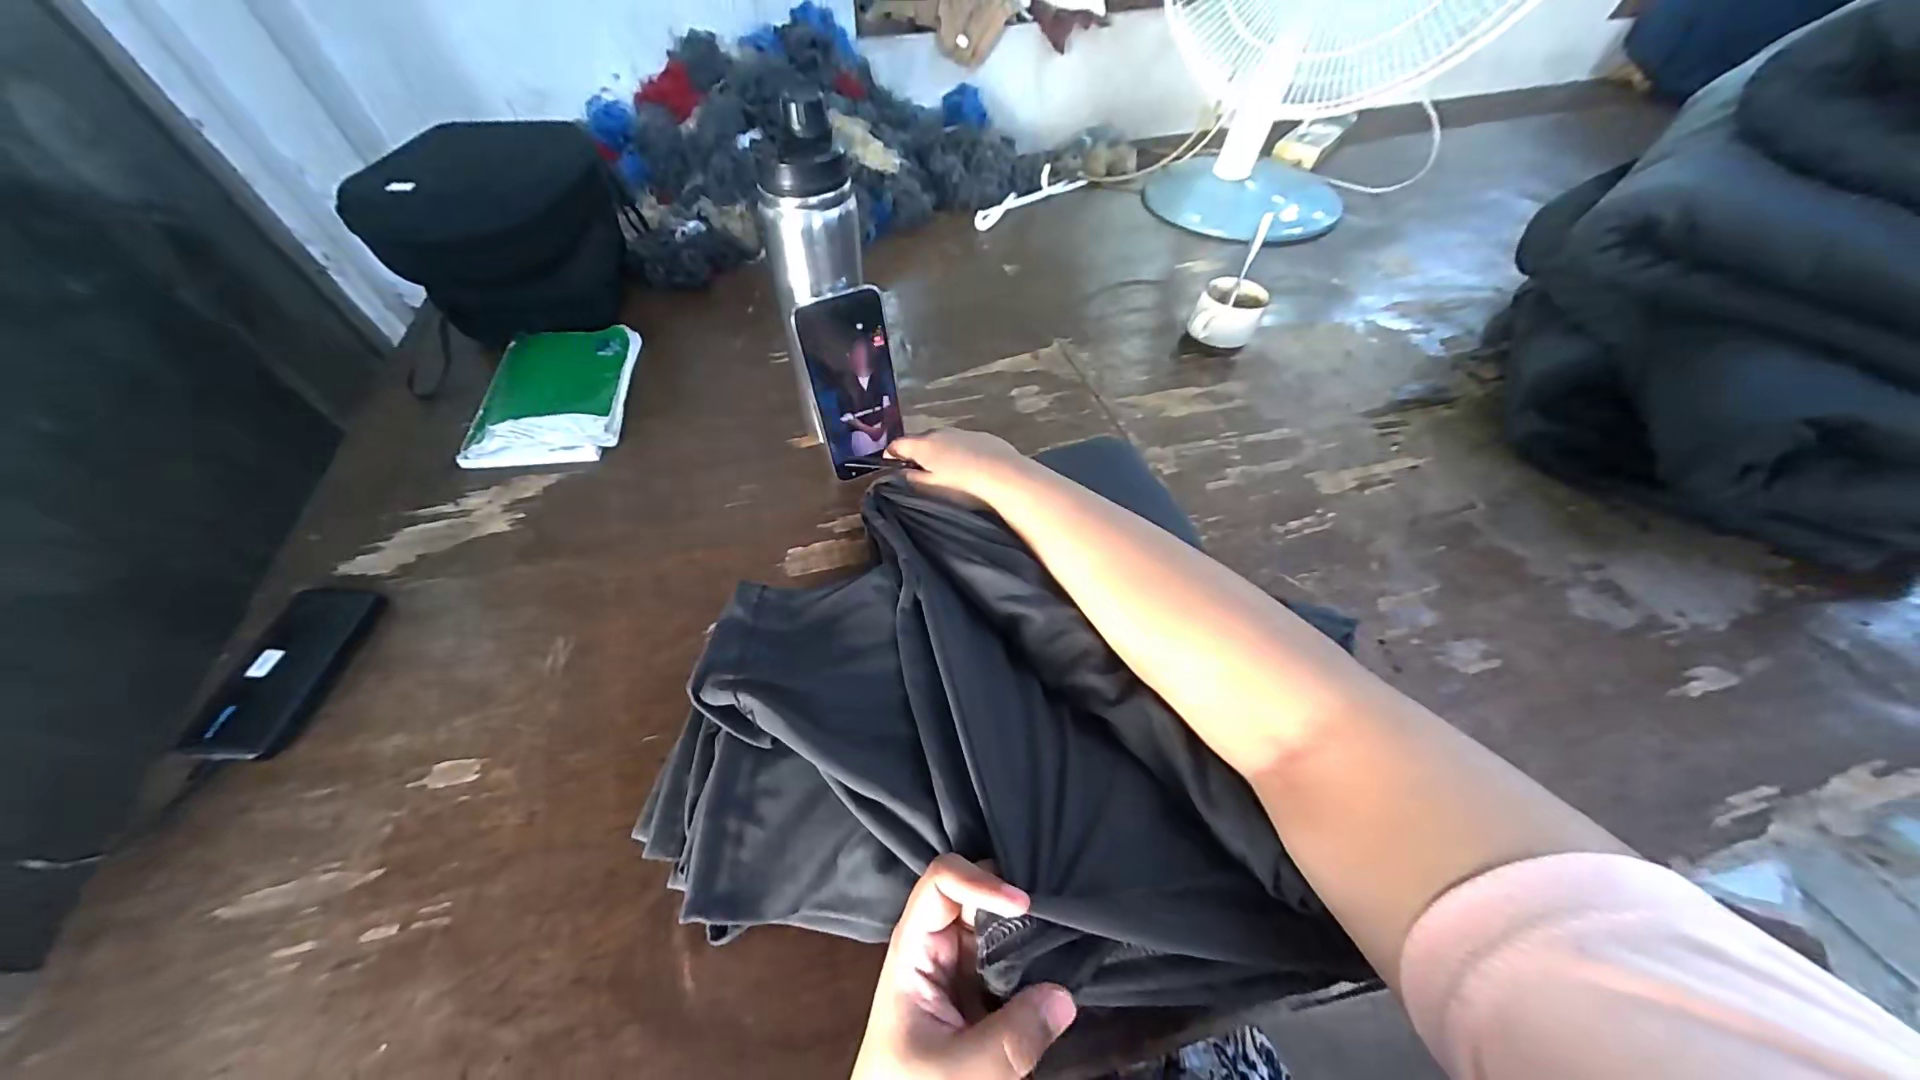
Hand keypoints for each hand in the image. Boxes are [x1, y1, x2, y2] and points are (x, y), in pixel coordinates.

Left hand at [850, 855, 1075, 1078]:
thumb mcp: (960, 1072)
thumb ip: (1014, 1037)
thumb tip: (1064, 996)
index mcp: (915, 946)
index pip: (942, 881)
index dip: (980, 880)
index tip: (1023, 904)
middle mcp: (938, 944)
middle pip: (975, 893)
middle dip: (1013, 894)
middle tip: (1059, 907)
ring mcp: (962, 966)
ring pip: (997, 922)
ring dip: (1030, 923)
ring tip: (1069, 927)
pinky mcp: (983, 990)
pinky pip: (1012, 955)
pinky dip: (1037, 951)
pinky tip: (1064, 955)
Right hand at [886, 430, 1033, 500]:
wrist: (1004, 475)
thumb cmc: (962, 486)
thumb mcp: (931, 489)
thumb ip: (911, 480)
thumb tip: (901, 473)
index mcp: (923, 445)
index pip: (897, 445)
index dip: (890, 456)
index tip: (890, 467)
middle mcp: (940, 432)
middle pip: (921, 441)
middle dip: (916, 454)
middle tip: (920, 473)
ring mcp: (963, 432)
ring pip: (943, 440)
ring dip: (940, 452)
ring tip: (947, 472)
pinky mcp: (983, 436)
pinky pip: (964, 443)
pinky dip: (960, 452)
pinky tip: (970, 467)